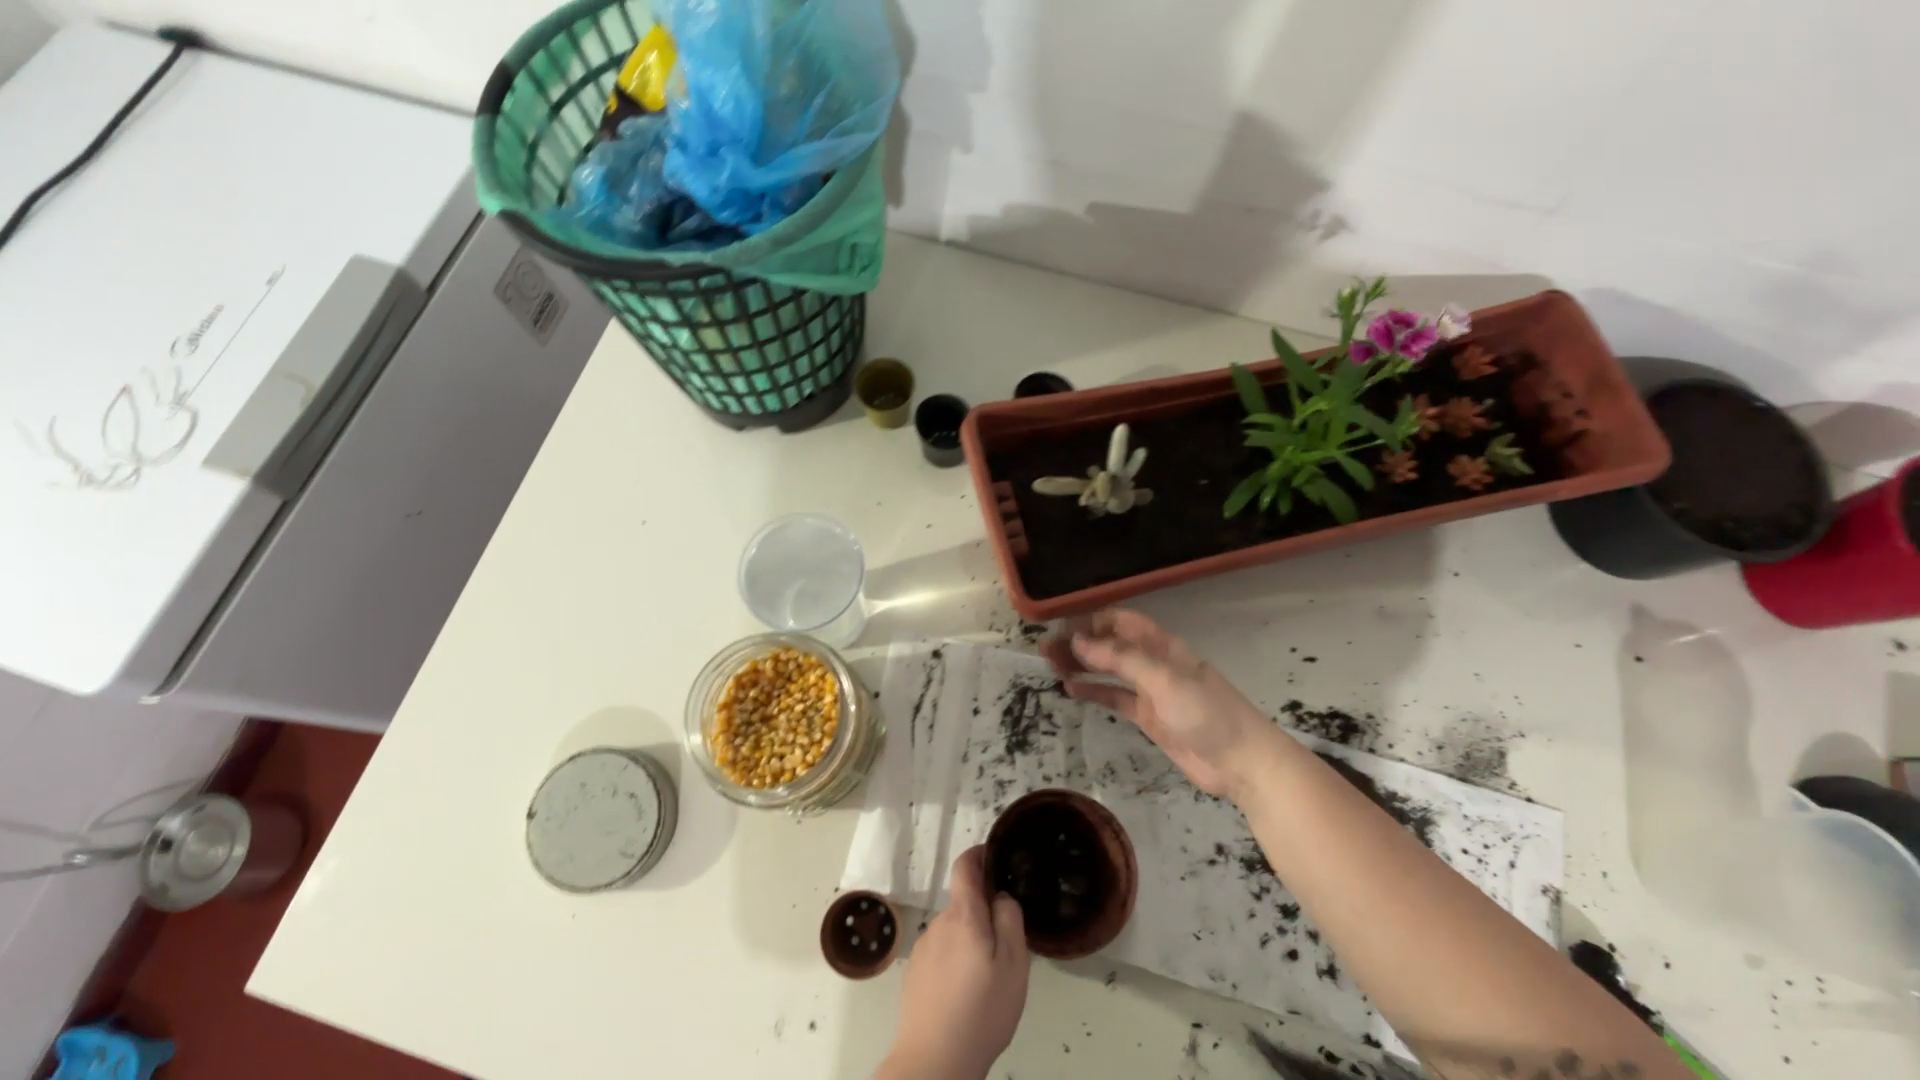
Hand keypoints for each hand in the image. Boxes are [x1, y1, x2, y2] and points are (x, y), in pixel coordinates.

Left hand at [880, 847, 1029, 1079]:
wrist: (934, 1060)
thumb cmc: (982, 1010)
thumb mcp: (1013, 965)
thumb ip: (1010, 921)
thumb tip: (1000, 896)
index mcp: (963, 916)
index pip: (965, 866)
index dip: (980, 855)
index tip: (997, 858)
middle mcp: (938, 924)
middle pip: (964, 902)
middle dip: (985, 913)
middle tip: (1009, 943)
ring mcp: (923, 948)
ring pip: (954, 930)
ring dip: (971, 940)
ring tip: (990, 975)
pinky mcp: (915, 973)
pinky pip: (942, 953)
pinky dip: (957, 961)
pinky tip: (967, 992)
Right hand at [1044, 609, 1270, 798]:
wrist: (1240, 761)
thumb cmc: (1207, 713)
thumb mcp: (1164, 680)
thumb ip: (1122, 660)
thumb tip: (1078, 642)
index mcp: (1163, 646)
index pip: (1122, 621)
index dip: (1093, 620)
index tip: (1061, 627)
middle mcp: (1154, 663)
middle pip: (1112, 645)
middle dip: (1081, 643)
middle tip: (1045, 650)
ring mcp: (1151, 691)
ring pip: (1110, 671)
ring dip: (1083, 666)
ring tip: (1050, 666)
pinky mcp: (1149, 717)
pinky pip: (1115, 698)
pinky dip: (1094, 692)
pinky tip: (1071, 690)